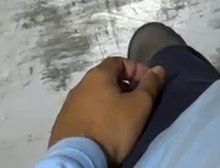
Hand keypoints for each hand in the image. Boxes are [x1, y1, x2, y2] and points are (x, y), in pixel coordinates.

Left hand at [47, 57, 164, 163]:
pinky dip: (96, 116)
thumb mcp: (139, 106)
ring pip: (94, 97)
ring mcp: (68, 106)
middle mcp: (80, 85)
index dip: (137, 69)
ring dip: (109, 103)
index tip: (148, 84)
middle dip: (124, 87)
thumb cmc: (112, 128)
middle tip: (137, 102)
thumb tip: (158, 69)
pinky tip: (103, 130)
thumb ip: (150, 85)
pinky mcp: (62, 125)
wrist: (78, 161)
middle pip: (106, 79)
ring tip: (121, 118)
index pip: (120, 61)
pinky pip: (84, 113)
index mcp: (98, 75)